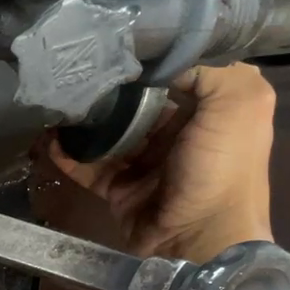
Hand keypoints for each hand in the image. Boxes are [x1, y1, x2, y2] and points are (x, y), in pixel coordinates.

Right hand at [49, 64, 275, 262]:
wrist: (198, 234)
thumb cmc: (222, 166)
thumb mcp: (237, 104)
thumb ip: (210, 73)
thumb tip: (164, 70)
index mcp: (212, 112)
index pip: (180, 78)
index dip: (153, 67)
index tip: (121, 55)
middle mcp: (180, 135)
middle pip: (140, 108)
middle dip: (112, 97)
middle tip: (80, 82)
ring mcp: (147, 164)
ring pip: (111, 137)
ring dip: (85, 126)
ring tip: (58, 111)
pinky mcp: (120, 189)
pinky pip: (91, 169)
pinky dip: (70, 157)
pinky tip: (51, 143)